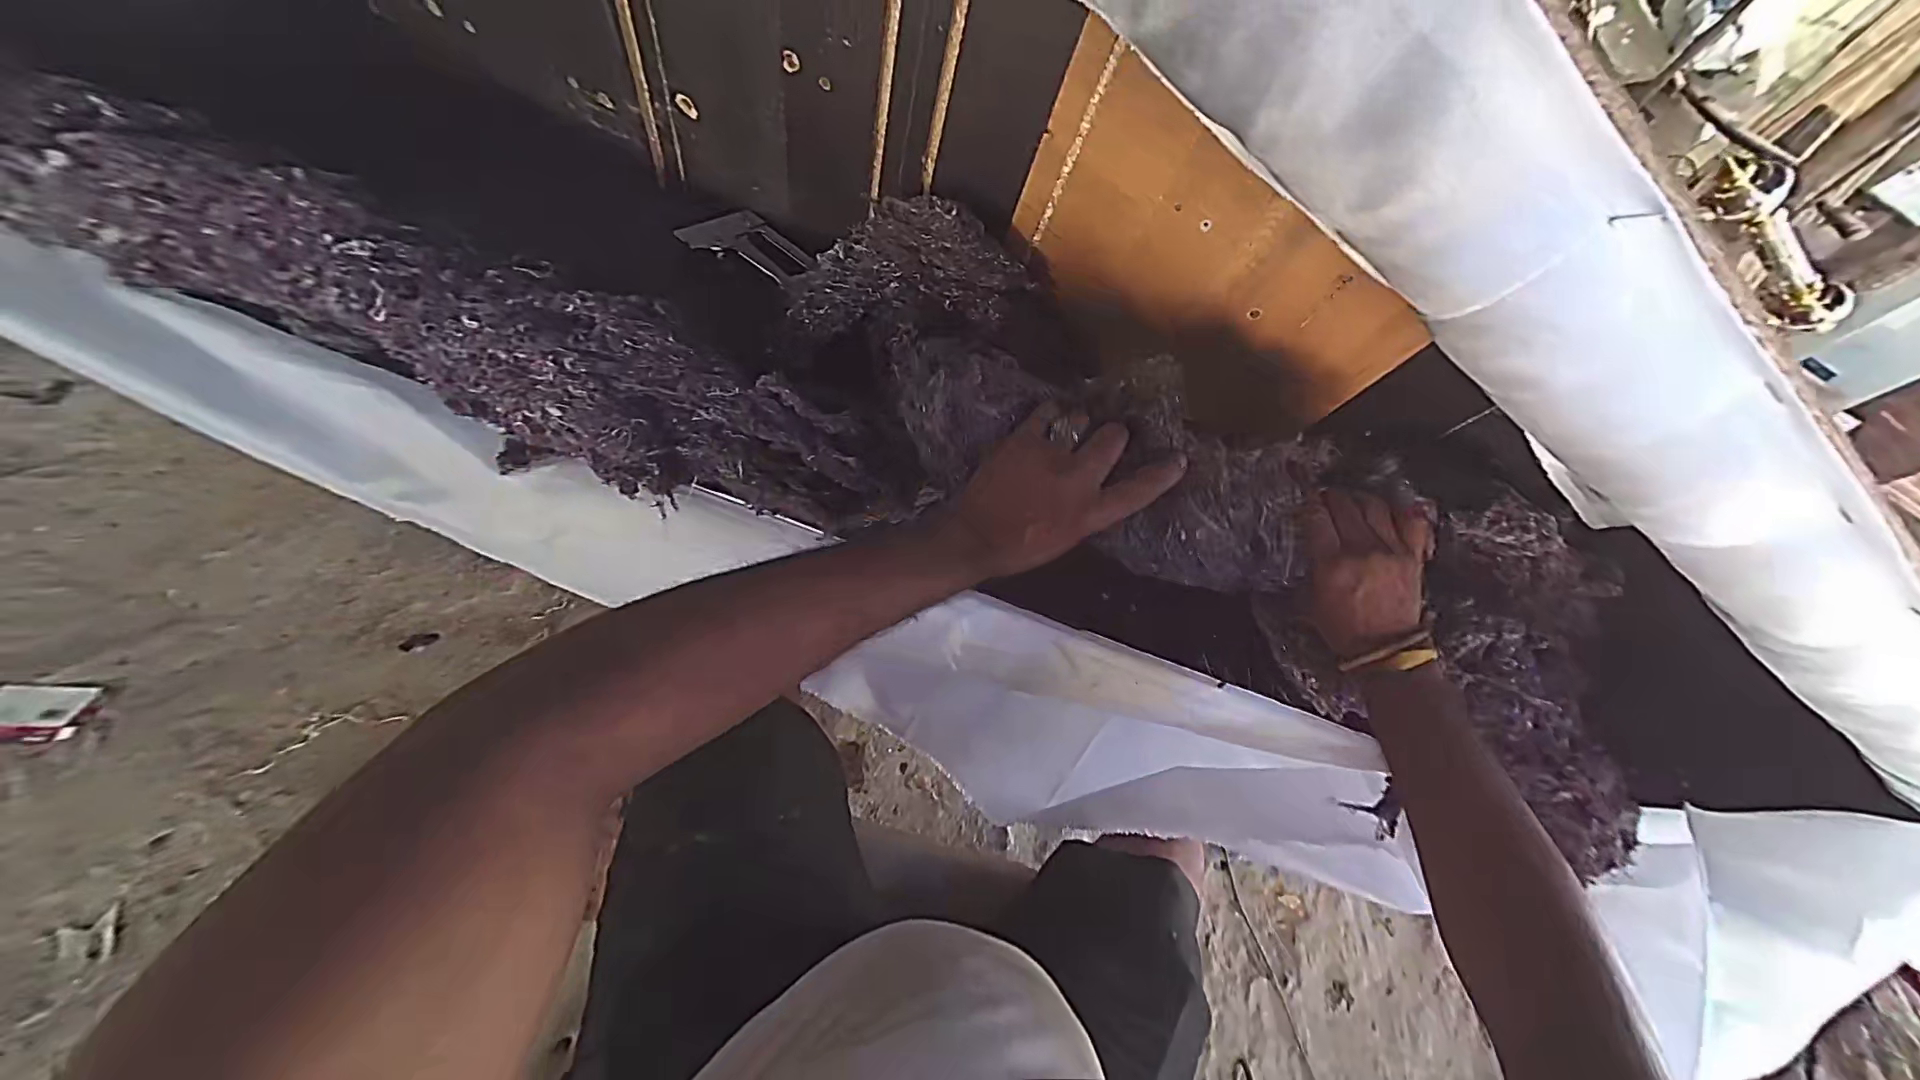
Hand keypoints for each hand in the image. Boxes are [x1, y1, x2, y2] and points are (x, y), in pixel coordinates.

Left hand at [930, 402, 1186, 579]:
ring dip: (1080, 422)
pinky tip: (1049, 419)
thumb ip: (1088, 509)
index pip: (1137, 491)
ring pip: (1081, 419)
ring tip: (1070, 429)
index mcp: (1090, 514)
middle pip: (1113, 439)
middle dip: (1114, 434)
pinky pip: (1047, 413)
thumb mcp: (1067, 538)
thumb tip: (1098, 485)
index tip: (1178, 459)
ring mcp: (1050, 455)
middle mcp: (1077, 480)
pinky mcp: (1023, 439)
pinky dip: (1051, 414)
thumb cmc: (1021, 548)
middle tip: (1109, 434)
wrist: (975, 538)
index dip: (1161, 475)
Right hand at [1303, 489, 1434, 658]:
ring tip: (1352, 500)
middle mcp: (1362, 551)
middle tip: (1325, 497)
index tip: (1305, 498)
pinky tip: (1388, 510)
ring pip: (1375, 506)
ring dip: (1359, 498)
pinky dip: (1399, 510)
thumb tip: (1313, 540)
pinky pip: (1410, 520)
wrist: (1385, 649)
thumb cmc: (1342, 628)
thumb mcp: (1311, 597)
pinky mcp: (1413, 555)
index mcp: (1331, 564)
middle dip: (1331, 496)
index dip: (1308, 502)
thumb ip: (1313, 565)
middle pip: (1345, 505)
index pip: (1317, 518)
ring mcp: (1391, 550)